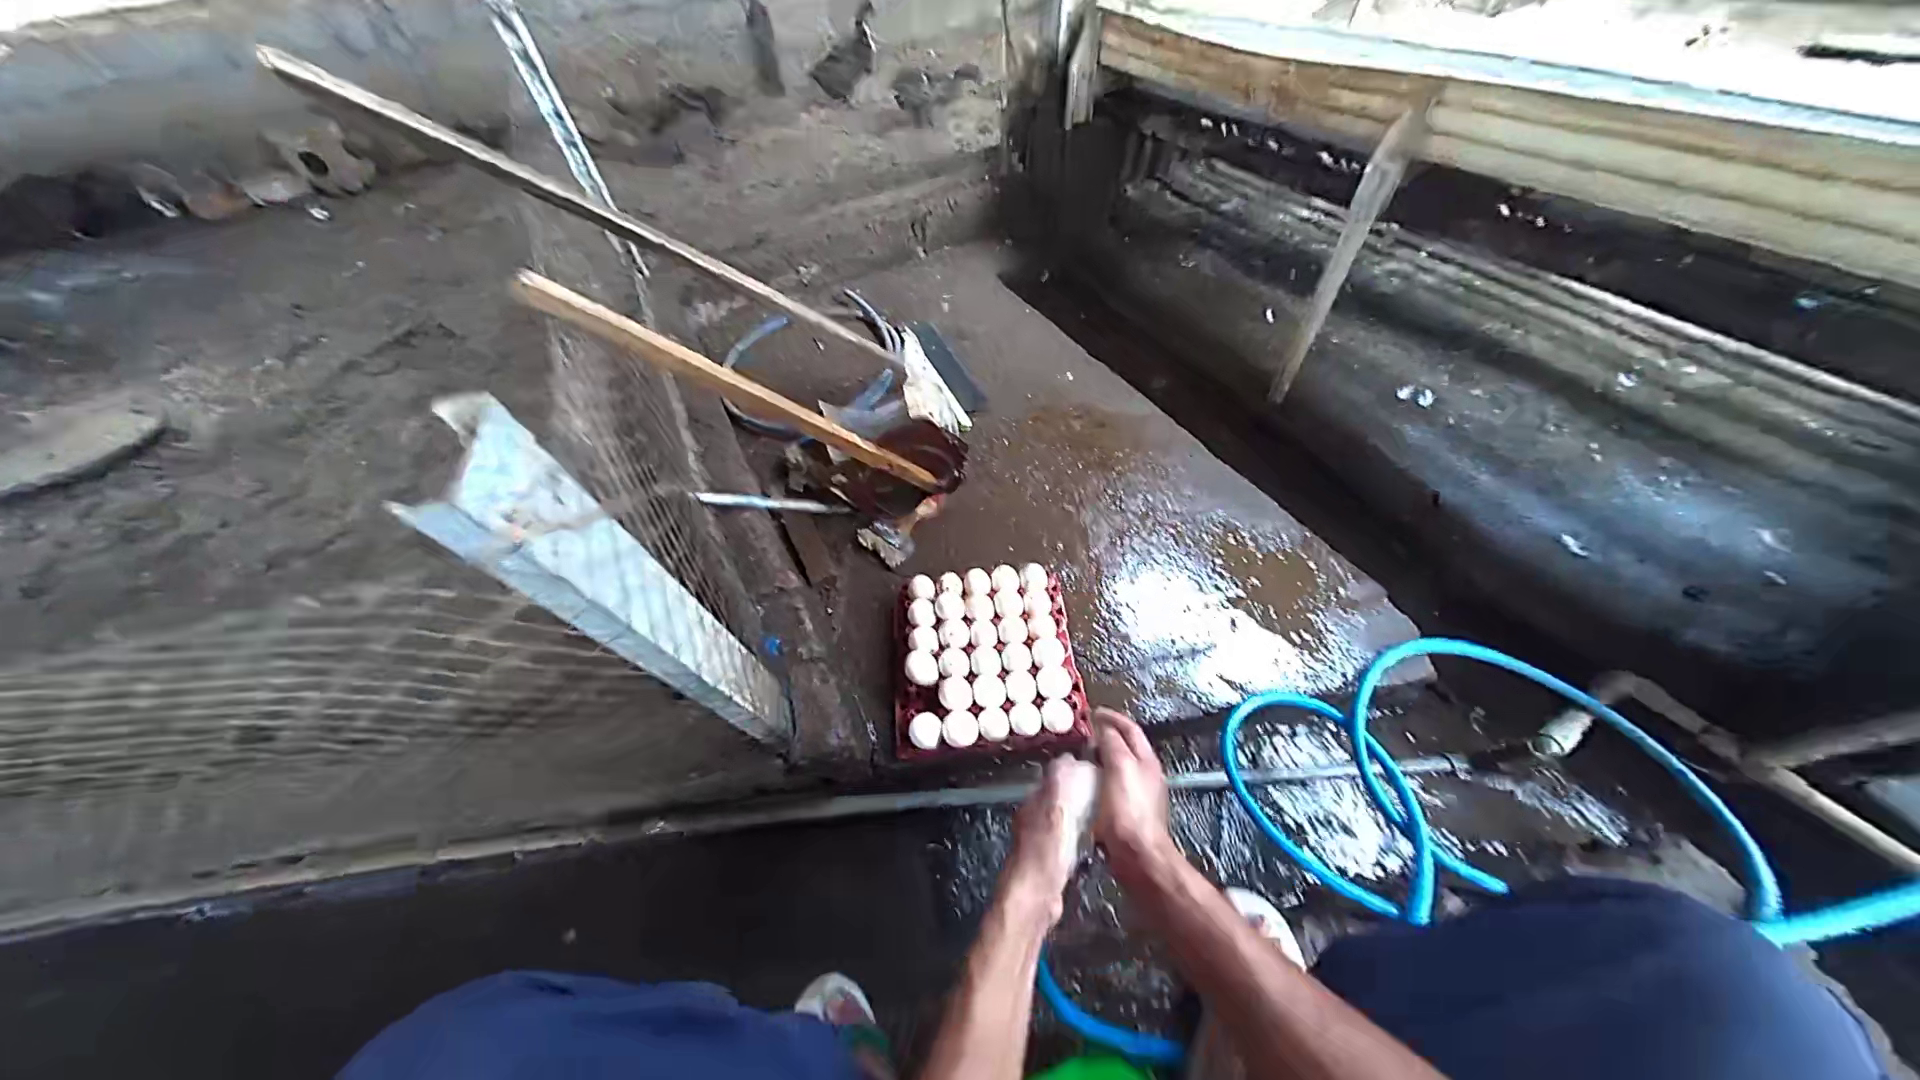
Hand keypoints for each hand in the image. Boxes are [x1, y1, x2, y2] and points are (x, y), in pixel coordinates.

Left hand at [1002, 755, 1098, 922]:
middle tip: (1102, 791)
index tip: (1092, 768)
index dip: (1070, 771)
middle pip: (1057, 800)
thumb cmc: (1045, 852)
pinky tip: (1093, 843)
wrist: (1035, 898)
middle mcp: (1034, 822)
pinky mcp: (1050, 866)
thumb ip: (1058, 784)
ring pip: (1063, 822)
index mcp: (1033, 805)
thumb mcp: (1054, 810)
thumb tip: (1066, 759)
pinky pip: (1068, 844)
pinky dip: (1080, 839)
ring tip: (1103, 814)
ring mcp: (1041, 845)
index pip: (1052, 779)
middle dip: (1077, 794)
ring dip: (1080, 817)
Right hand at [1091, 707, 1174, 879]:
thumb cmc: (1128, 812)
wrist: (1138, 856)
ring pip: (1118, 766)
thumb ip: (1112, 743)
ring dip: (1101, 757)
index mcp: (1145, 760)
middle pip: (1126, 746)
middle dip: (1106, 736)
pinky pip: (1112, 785)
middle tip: (1084, 732)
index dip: (1111, 718)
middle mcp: (1146, 774)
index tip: (1093, 713)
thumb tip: (1104, 728)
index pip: (1130, 729)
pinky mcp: (1129, 812)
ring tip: (1081, 755)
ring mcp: (1139, 794)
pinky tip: (1085, 784)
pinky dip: (1098, 778)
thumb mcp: (1119, 767)